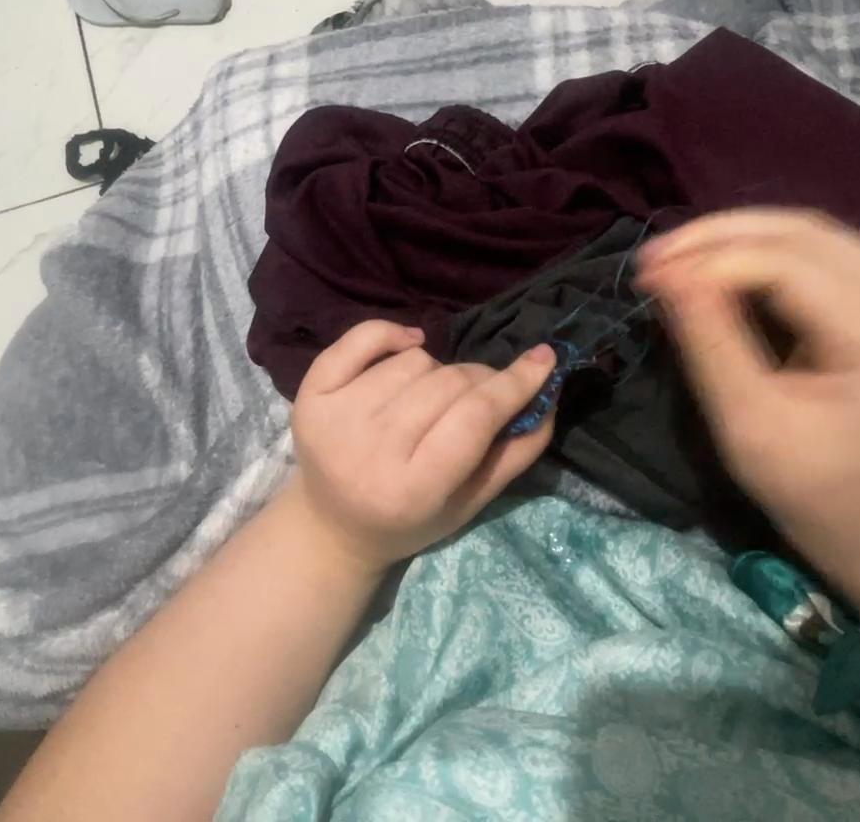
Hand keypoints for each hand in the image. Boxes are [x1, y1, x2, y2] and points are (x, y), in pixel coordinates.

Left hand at [285, 321, 557, 573]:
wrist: (332, 524)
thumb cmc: (410, 520)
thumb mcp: (470, 503)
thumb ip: (515, 453)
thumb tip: (549, 395)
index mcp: (411, 489)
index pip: (473, 418)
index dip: (514, 384)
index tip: (544, 359)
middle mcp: (367, 450)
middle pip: (446, 384)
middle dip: (480, 380)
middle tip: (486, 392)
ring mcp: (334, 418)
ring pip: (414, 360)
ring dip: (438, 371)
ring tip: (433, 398)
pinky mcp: (309, 394)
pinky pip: (362, 338)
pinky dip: (392, 334)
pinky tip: (408, 346)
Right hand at [636, 209, 859, 557]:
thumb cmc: (806, 485)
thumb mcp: (746, 421)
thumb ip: (710, 341)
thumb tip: (666, 275)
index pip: (795, 268)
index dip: (714, 261)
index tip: (649, 274)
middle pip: (809, 234)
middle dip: (722, 235)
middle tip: (656, 253)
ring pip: (814, 234)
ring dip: (739, 236)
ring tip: (677, 254)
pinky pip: (820, 254)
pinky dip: (761, 251)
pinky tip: (718, 264)